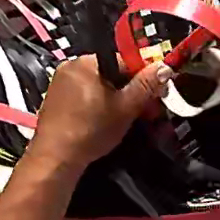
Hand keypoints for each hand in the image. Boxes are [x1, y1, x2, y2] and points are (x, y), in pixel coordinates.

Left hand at [27, 58, 171, 172]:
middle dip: (129, 92)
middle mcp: (70, 66)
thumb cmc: (92, 129)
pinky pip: (83, 96)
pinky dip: (96, 106)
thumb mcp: (125, 107)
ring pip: (97, 86)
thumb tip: (165, 67)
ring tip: (124, 119)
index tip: (156, 97)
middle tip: (144, 112)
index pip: (124, 62)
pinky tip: (102, 122)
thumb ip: (146, 85)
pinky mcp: (55, 100)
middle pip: (110, 74)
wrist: (55, 158)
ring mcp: (60, 83)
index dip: (143, 79)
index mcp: (87, 62)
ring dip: (114, 100)